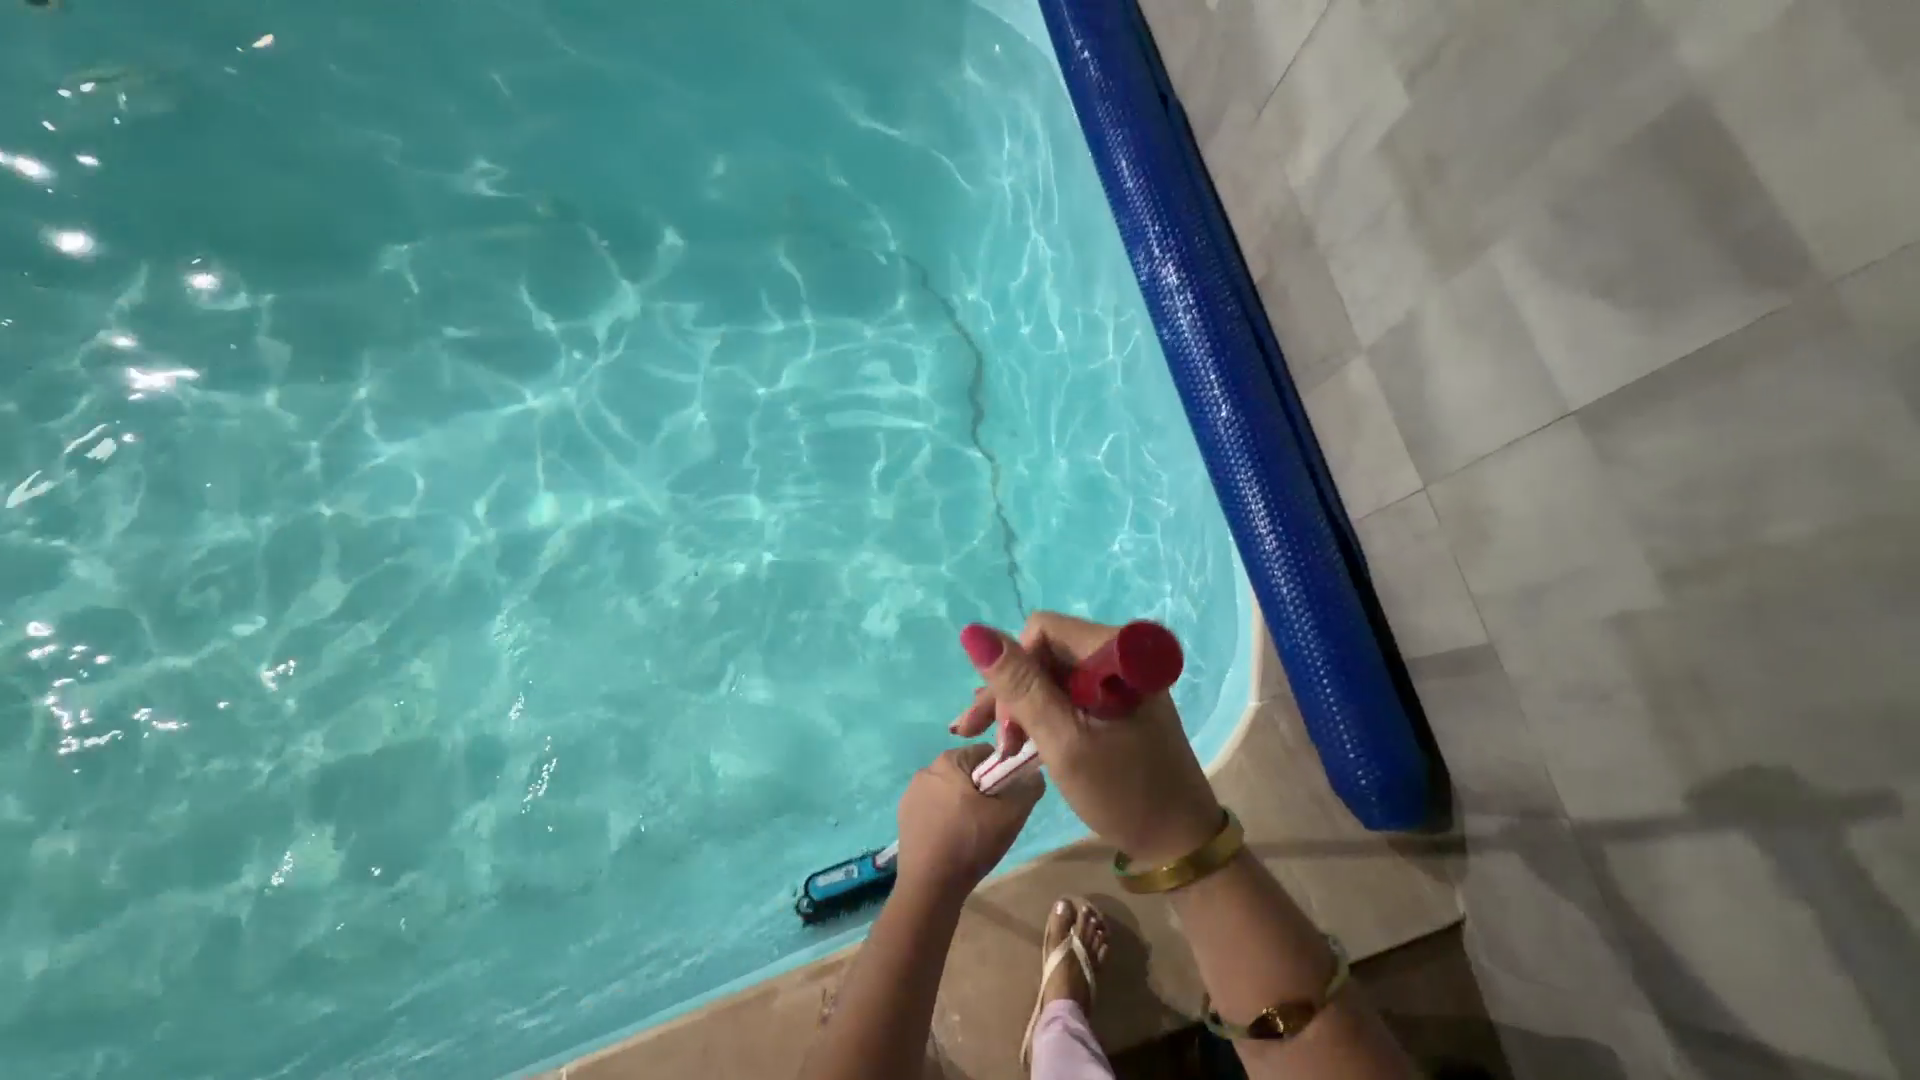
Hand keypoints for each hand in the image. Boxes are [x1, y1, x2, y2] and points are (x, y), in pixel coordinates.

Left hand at [894, 744, 1042, 900]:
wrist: (930, 885)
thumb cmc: (971, 842)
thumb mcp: (1012, 815)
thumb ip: (1029, 788)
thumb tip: (1034, 775)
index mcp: (948, 761)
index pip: (985, 754)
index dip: (1002, 774)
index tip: (1006, 799)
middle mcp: (925, 771)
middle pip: (966, 772)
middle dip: (982, 790)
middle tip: (993, 819)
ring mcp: (910, 795)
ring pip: (949, 791)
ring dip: (963, 805)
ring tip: (973, 834)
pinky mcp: (903, 817)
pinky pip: (933, 809)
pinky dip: (946, 818)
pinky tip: (953, 841)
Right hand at [954, 613, 1223, 864]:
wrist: (1177, 841)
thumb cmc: (1122, 793)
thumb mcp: (1063, 740)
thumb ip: (1020, 686)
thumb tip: (973, 632)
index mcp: (1115, 651)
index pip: (1042, 631)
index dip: (1014, 669)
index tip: (1006, 724)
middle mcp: (1118, 653)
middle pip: (1044, 652)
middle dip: (1010, 692)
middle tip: (987, 739)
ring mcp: (1119, 679)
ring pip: (1050, 675)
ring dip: (1019, 707)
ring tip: (999, 747)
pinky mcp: (1116, 703)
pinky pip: (1066, 694)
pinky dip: (1040, 716)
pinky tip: (1018, 742)